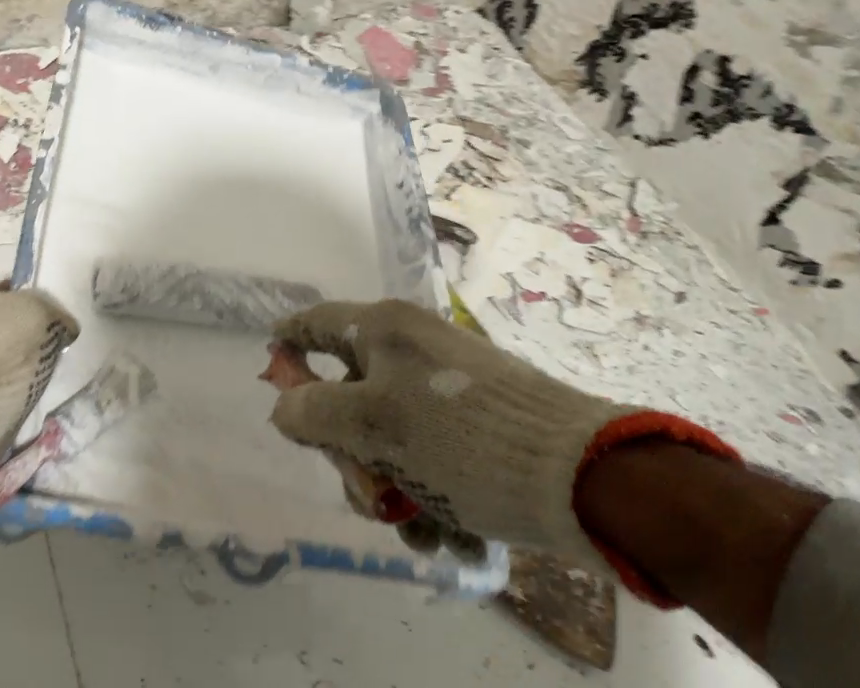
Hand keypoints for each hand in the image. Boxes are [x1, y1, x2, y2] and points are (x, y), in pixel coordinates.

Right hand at [267, 299, 632, 570]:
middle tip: (367, 495)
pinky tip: (457, 537)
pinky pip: (440, 459)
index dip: (288, 341)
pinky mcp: (488, 426)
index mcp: (385, 331)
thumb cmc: (460, 441)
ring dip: (397, 490)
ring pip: (395, 439)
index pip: (317, 323)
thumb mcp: (369, 425)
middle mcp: (417, 350)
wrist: (589, 480)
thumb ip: (309, 412)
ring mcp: (455, 388)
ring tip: (423, 534)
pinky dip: (438, 497)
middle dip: (352, 456)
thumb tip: (285, 408)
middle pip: (351, 397)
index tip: (270, 365)